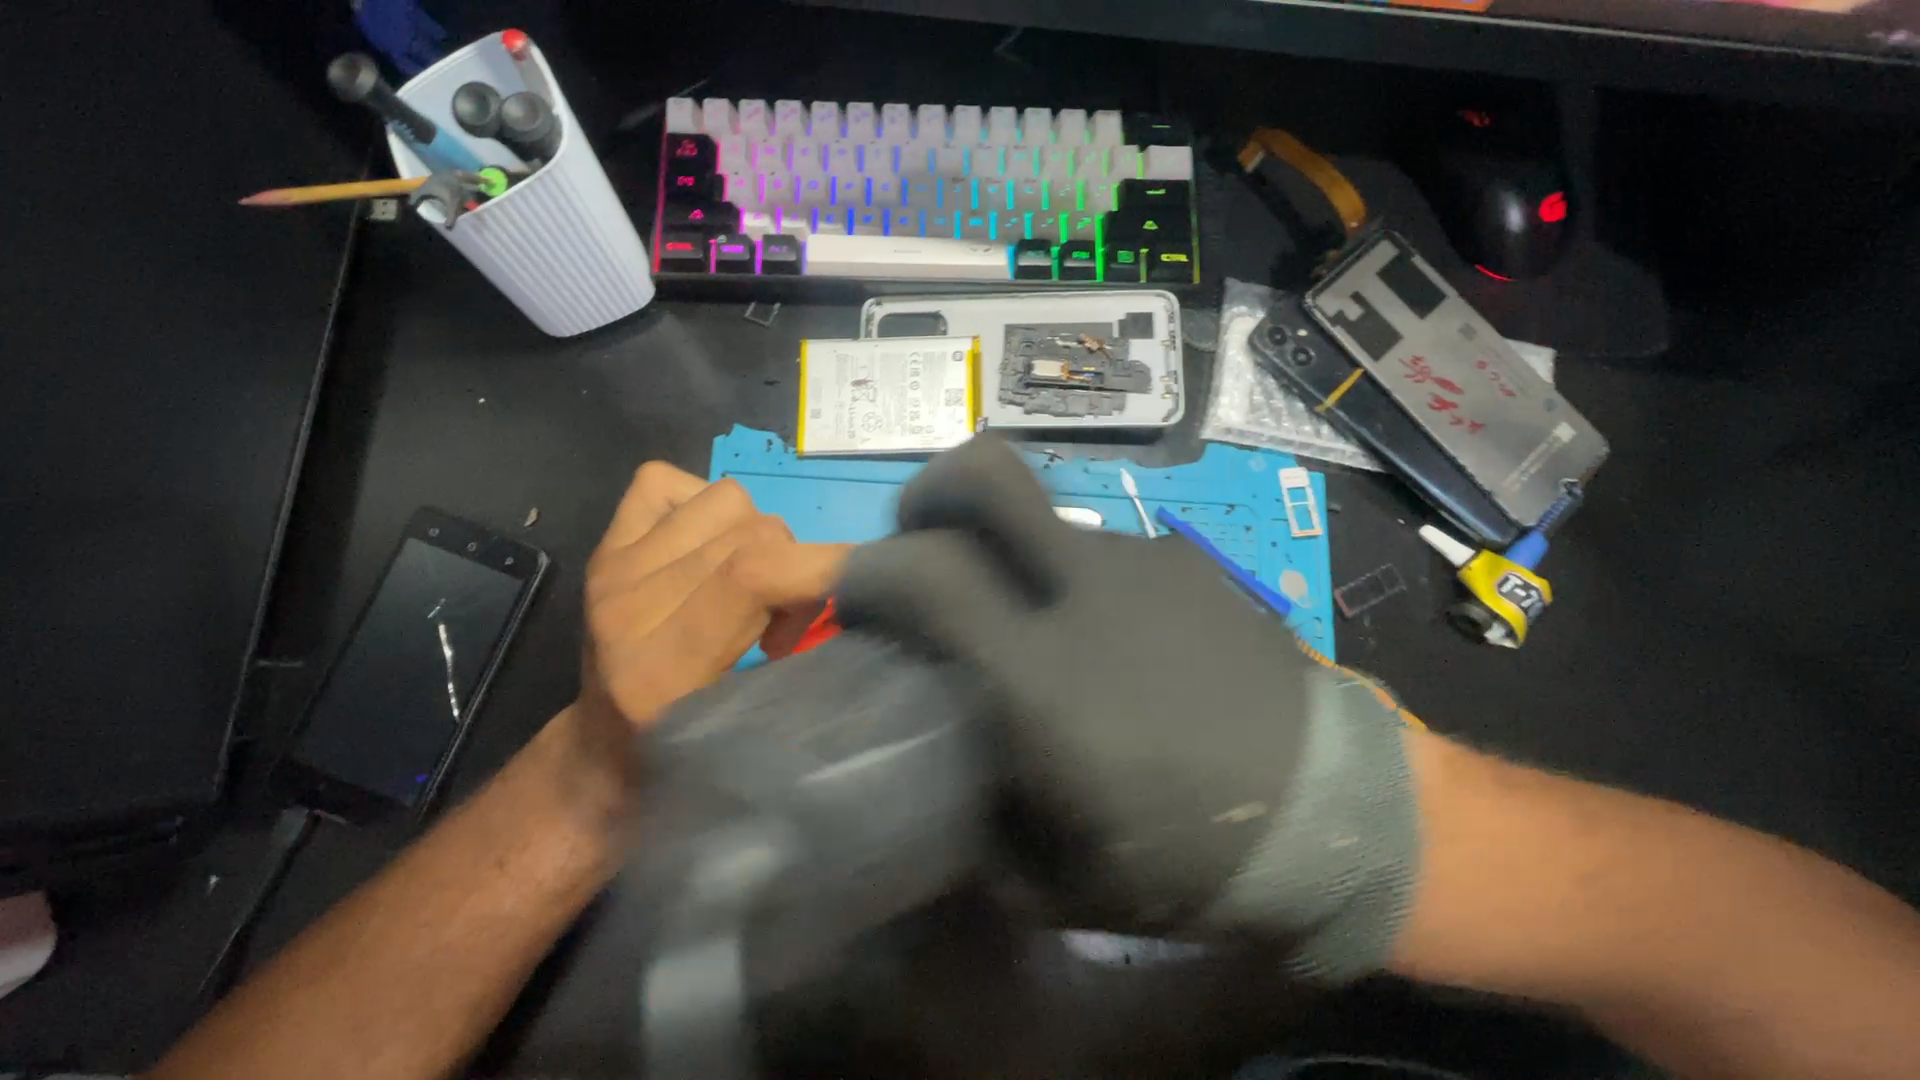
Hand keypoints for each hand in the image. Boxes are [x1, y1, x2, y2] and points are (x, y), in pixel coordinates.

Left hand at [581, 462, 847, 733]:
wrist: (603, 753)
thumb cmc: (688, 757)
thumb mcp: (756, 734)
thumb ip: (804, 669)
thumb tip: (857, 600)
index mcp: (665, 666)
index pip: (751, 574)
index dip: (821, 564)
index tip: (862, 581)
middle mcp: (630, 604)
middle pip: (751, 531)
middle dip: (795, 567)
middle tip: (783, 624)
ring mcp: (613, 568)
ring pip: (725, 499)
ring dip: (757, 535)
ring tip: (747, 586)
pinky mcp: (604, 547)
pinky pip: (664, 481)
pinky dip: (701, 504)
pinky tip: (708, 550)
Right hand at [836, 437, 1417, 979]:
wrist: (1337, 815)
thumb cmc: (1190, 859)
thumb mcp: (1060, 884)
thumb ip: (982, 831)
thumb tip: (941, 792)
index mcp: (1041, 675)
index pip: (925, 573)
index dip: (870, 573)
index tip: (858, 603)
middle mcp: (1086, 592)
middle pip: (986, 475)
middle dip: (930, 492)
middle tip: (921, 543)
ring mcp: (1144, 564)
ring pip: (1044, 519)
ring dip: (1011, 553)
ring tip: (1029, 619)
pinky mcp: (1190, 563)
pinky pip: (1103, 550)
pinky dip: (1076, 579)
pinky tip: (1106, 638)